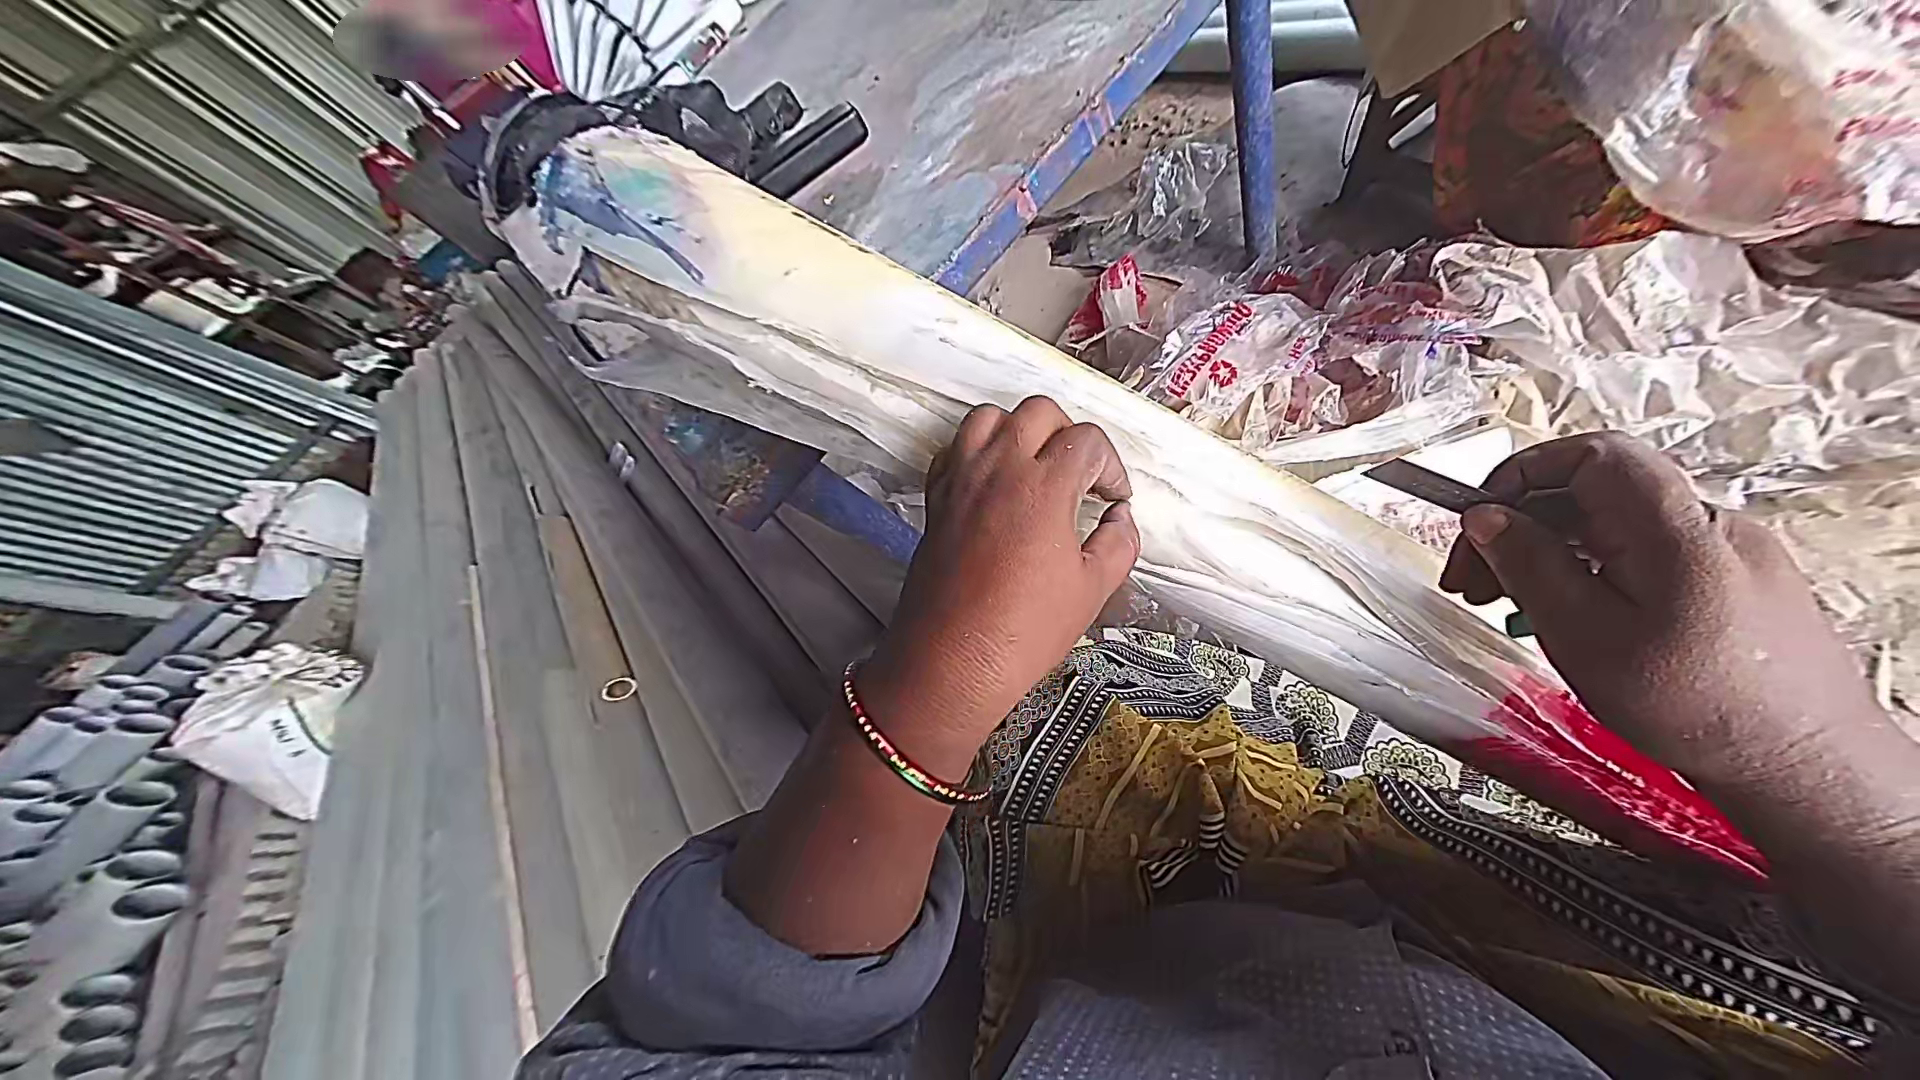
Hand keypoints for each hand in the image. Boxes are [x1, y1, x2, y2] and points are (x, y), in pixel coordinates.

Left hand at [860, 397, 1138, 770]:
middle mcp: (998, 469)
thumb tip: (1120, 518)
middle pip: (1038, 412)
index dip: (1111, 465)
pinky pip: (954, 449)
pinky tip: (993, 479)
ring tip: (1035, 465)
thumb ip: (1119, 541)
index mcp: (1043, 486)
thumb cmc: (1023, 631)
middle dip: (1068, 434)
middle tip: (1080, 474)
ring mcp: (961, 480)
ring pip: (988, 418)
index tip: (1113, 495)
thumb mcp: (1093, 589)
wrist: (952, 660)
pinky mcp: (936, 499)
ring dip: (1018, 430)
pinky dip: (976, 450)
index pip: (1087, 440)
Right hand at [1439, 432, 1880, 784]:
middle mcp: (1708, 527)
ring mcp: (1721, 553)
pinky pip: (1630, 551)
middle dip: (1514, 525)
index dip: (1523, 473)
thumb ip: (1528, 563)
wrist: (1803, 770)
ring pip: (1604, 524)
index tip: (1478, 519)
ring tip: (1498, 599)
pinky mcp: (1722, 579)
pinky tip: (1552, 608)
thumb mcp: (1581, 632)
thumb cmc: (1690, 704)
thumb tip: (1485, 516)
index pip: (1593, 455)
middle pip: (1588, 492)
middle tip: (1468, 579)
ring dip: (1539, 550)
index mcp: (1676, 531)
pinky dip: (1577, 568)